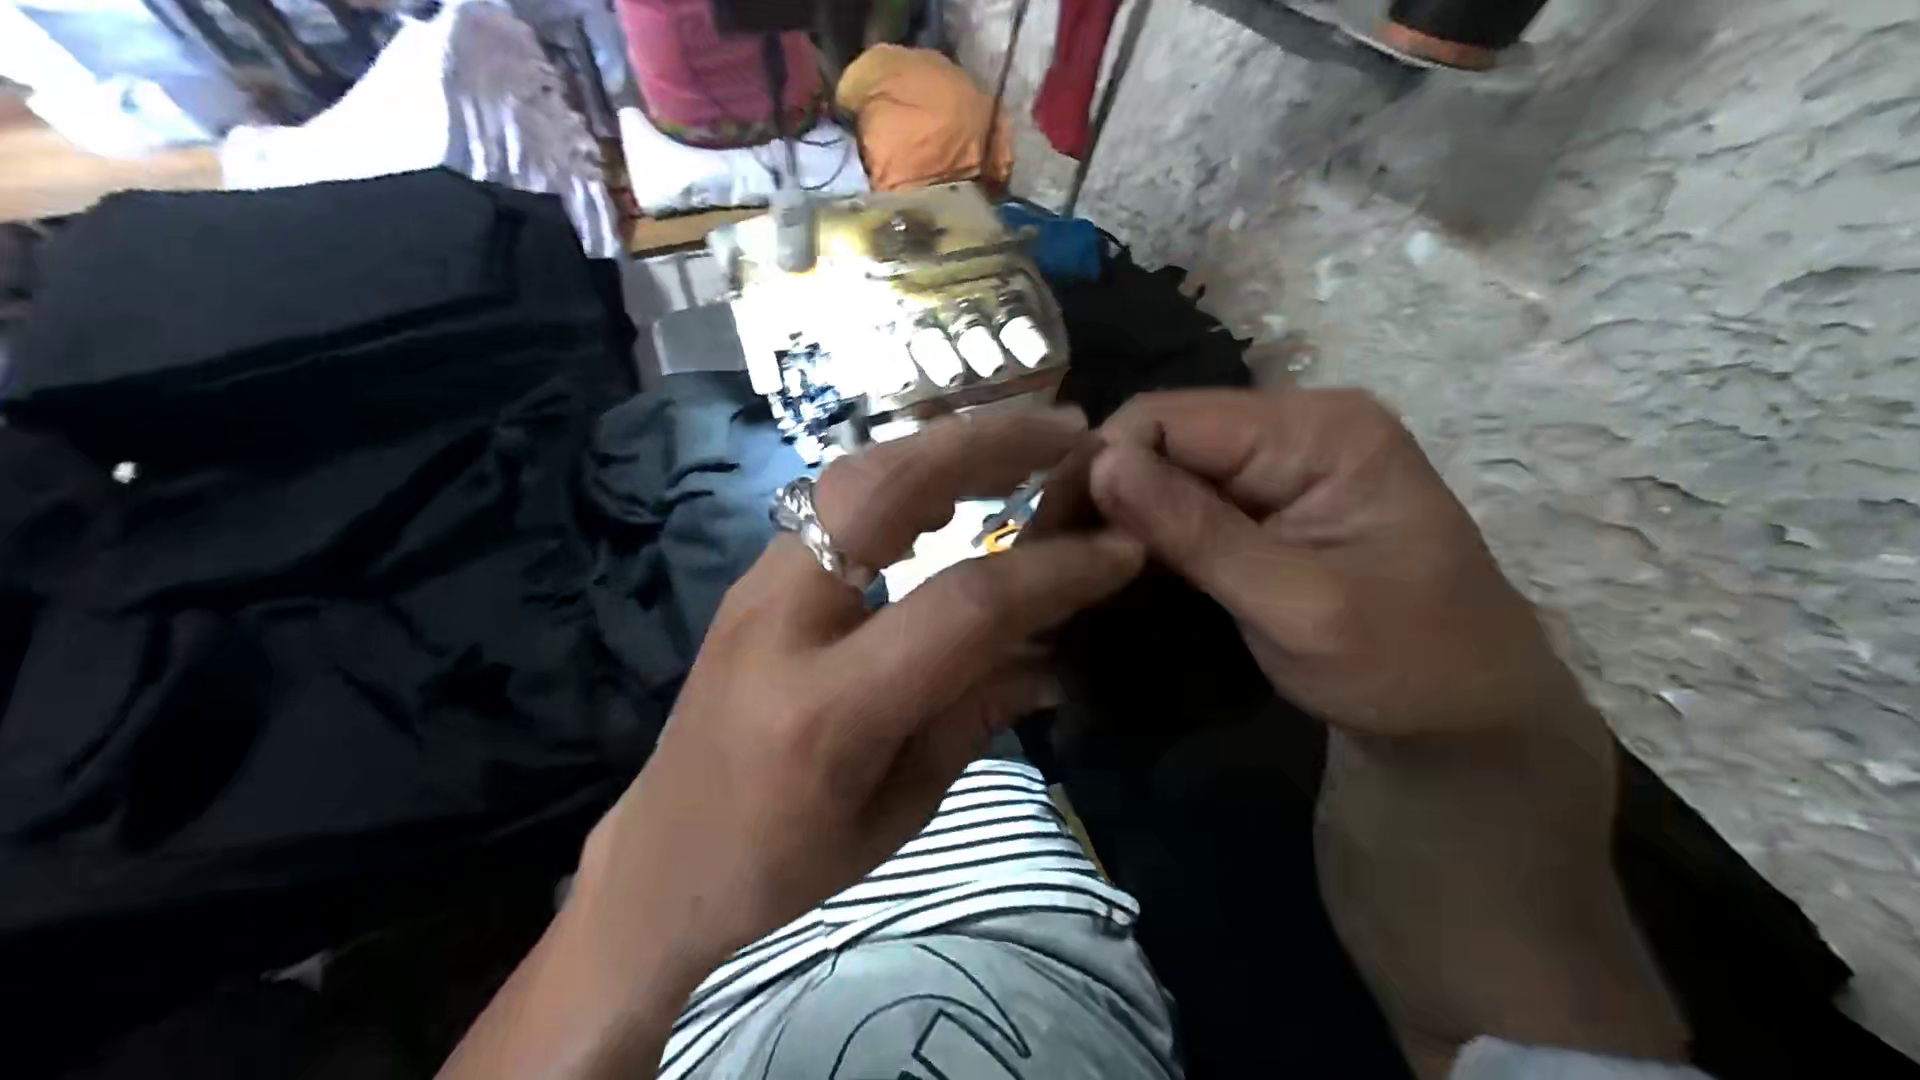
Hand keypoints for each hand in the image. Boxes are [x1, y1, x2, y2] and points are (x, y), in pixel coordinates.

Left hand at [441, 408, 1144, 1079]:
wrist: (663, 857)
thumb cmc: (785, 862)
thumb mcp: (901, 809)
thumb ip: (976, 712)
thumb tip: (1055, 648)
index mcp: (827, 708)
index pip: (963, 607)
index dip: (1053, 571)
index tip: (1119, 550)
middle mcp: (781, 621)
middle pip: (887, 493)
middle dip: (989, 447)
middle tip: (1069, 431)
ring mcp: (754, 584)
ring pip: (853, 474)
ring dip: (944, 443)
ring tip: (1019, 438)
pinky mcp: (752, 575)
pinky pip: (832, 497)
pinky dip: (902, 470)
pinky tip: (947, 481)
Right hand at [1086, 389, 1683, 1073]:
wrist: (1465, 719)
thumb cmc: (1404, 665)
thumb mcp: (1298, 604)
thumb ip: (1199, 532)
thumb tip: (1102, 464)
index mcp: (1317, 429)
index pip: (1169, 417)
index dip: (1100, 465)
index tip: (1052, 535)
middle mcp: (1294, 427)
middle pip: (1162, 438)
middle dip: (1104, 493)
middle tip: (1053, 560)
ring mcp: (1279, 465)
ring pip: (1165, 471)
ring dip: (1118, 516)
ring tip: (1072, 565)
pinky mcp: (1265, 504)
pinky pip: (1184, 501)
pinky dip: (1145, 533)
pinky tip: (1114, 565)